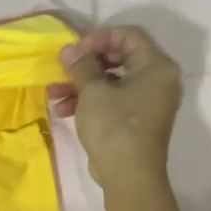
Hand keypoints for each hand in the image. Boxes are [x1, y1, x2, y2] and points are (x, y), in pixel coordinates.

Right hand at [49, 25, 182, 190]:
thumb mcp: (93, 91)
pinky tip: (62, 110)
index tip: (75, 50)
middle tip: (63, 68)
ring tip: (53, 93)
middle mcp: (157, 80)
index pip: (129, 35)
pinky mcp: (134, 119)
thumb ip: (81, 66)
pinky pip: (111, 99)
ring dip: (80, 84)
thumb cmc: (115, 126)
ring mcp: (147, 101)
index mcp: (157, 66)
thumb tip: (69, 50)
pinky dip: (88, 101)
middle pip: (118, 57)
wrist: (128, 175)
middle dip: (85, 63)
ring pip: (111, 81)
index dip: (99, 37)